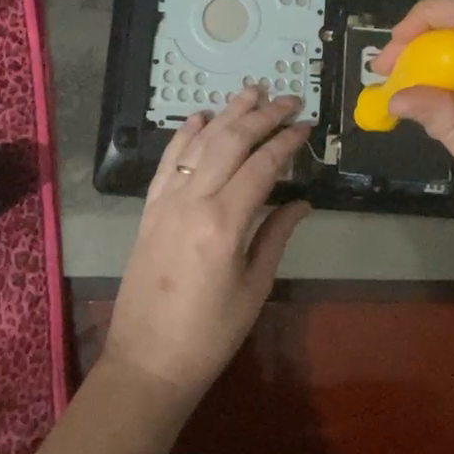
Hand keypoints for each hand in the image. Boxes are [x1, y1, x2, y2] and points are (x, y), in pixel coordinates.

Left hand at [102, 86, 312, 399]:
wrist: (148, 360)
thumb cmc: (210, 334)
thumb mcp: (254, 287)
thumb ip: (277, 236)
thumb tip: (301, 201)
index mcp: (225, 223)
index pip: (262, 166)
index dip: (286, 141)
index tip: (306, 125)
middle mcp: (193, 201)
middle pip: (230, 142)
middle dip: (261, 115)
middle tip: (286, 99)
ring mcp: (166, 202)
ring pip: (199, 143)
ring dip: (226, 114)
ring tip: (250, 92)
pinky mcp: (149, 209)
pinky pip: (168, 161)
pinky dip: (184, 135)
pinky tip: (199, 118)